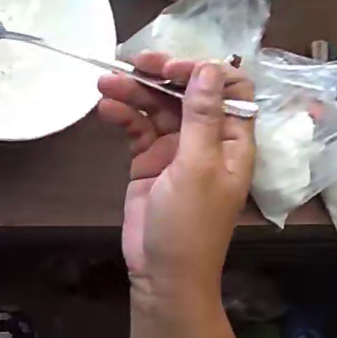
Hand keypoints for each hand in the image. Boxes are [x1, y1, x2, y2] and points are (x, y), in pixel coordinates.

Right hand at [96, 53, 255, 300]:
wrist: (163, 273)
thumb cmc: (190, 225)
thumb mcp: (198, 168)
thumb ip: (202, 117)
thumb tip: (208, 69)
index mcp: (231, 140)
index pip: (226, 90)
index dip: (201, 72)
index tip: (171, 67)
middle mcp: (205, 140)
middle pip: (185, 95)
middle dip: (160, 77)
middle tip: (131, 64)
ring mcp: (174, 152)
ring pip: (156, 110)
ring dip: (134, 95)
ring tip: (105, 84)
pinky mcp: (147, 164)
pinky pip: (136, 132)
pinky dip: (123, 118)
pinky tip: (106, 110)